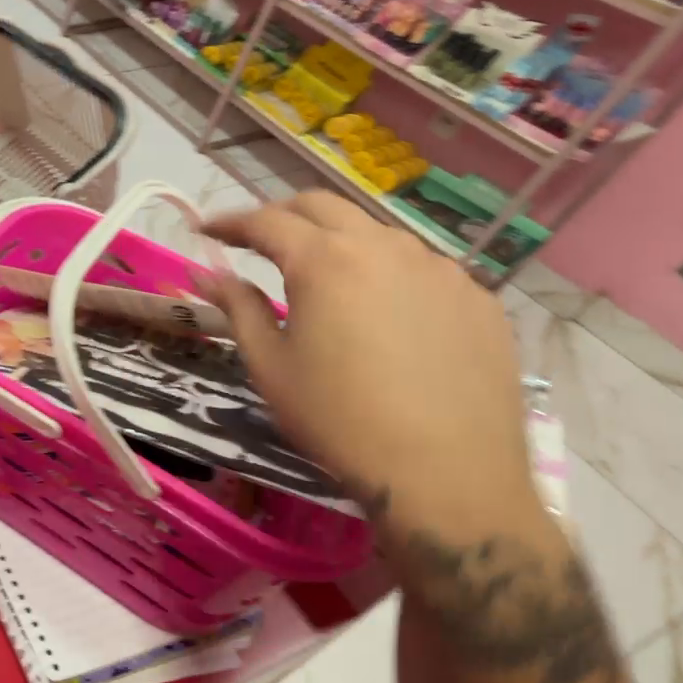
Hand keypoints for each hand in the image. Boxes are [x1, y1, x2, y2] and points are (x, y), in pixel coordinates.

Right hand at [199, 192, 535, 530]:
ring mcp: (440, 270)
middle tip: (255, 240)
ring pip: (376, 232)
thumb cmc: (338, 419)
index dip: (229, 223)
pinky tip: (380, 311)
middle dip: (281, 214)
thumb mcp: (270, 365)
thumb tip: (205, 274)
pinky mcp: (477, 299)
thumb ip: (238, 307)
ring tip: (320, 276)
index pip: (266, 221)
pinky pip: (420, 267)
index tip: (205, 230)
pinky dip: (385, 272)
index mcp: (326, 261)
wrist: (447, 476)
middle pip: (323, 206)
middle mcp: (385, 248)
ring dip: (337, 240)